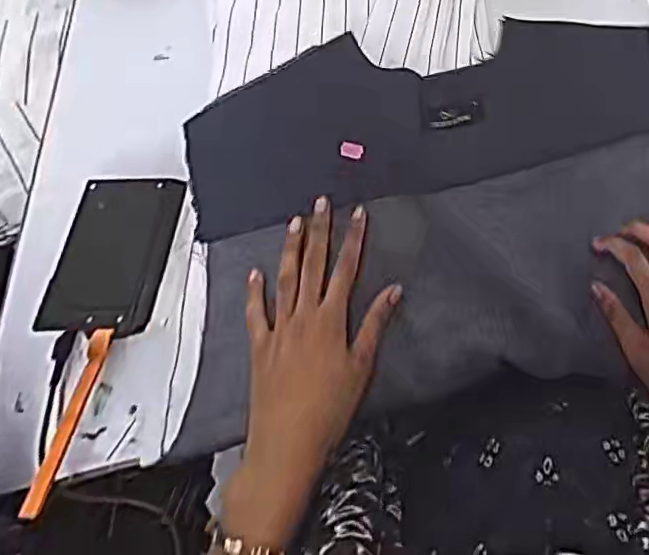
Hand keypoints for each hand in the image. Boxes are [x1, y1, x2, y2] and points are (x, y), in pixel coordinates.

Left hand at [220, 198, 402, 548]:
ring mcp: (279, 330)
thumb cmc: (328, 410)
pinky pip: (257, 313)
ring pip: (286, 279)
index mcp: (331, 320)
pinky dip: (256, 291)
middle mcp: (304, 317)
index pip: (345, 269)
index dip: (353, 239)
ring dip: (291, 249)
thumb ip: (376, 324)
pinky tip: (256, 274)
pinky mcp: (261, 347)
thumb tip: (393, 292)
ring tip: (295, 223)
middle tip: (321, 204)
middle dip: (320, 230)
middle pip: (313, 264)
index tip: (358, 215)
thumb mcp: (362, 367)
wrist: (286, 444)